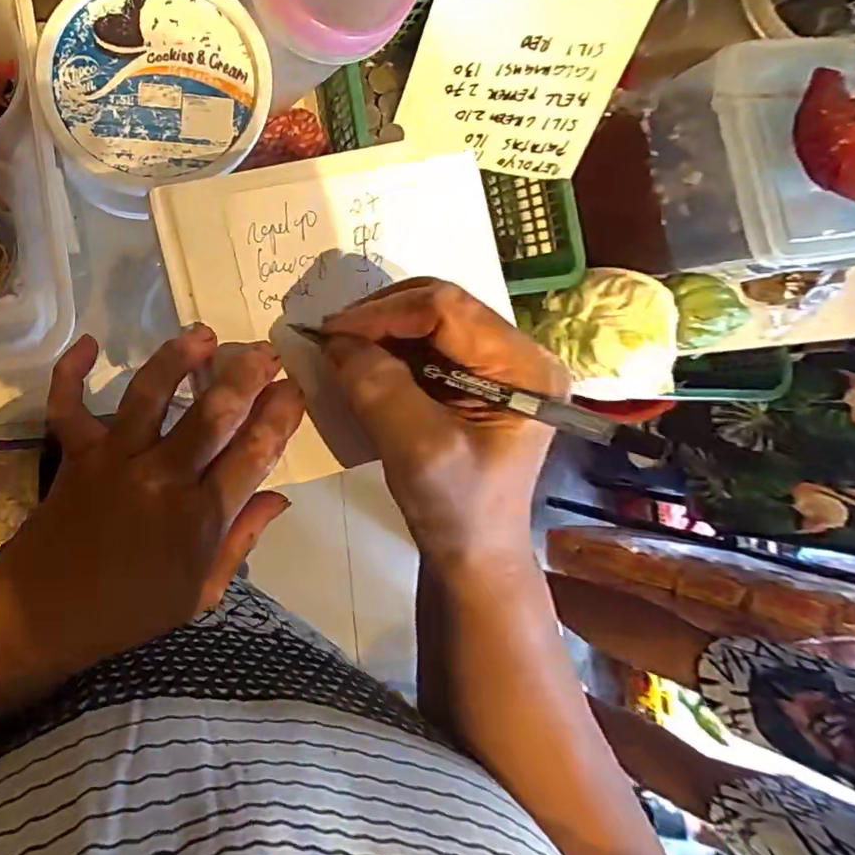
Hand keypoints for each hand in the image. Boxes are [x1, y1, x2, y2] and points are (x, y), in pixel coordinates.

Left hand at [0, 326, 306, 672]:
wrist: (44, 614)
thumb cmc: (129, 610)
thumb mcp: (199, 593)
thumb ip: (241, 539)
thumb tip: (280, 496)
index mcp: (199, 519)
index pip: (253, 454)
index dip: (280, 416)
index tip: (294, 388)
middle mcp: (161, 478)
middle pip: (212, 414)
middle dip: (246, 375)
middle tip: (265, 350)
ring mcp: (114, 459)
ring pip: (149, 394)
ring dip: (179, 357)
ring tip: (203, 334)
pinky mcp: (76, 453)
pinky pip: (69, 405)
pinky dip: (71, 373)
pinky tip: (88, 343)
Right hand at [320, 278, 568, 567]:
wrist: (472, 551)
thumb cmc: (456, 507)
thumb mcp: (416, 448)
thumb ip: (378, 387)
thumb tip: (336, 340)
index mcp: (522, 367)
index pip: (446, 308)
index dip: (383, 313)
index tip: (332, 334)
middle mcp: (515, 353)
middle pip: (438, 304)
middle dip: (379, 315)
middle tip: (333, 338)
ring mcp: (493, 362)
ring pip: (425, 318)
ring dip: (378, 329)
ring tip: (340, 349)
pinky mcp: (470, 375)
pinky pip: (420, 341)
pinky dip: (383, 345)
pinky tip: (359, 362)